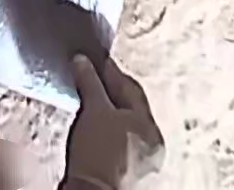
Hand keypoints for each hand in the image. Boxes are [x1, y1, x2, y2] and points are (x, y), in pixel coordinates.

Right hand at [63, 54, 163, 189]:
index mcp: (150, 129)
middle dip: (109, 90)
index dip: (111, 71)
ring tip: (87, 96)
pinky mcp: (125, 173)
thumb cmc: (99, 149)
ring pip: (122, 124)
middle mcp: (152, 146)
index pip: (131, 89)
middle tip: (89, 75)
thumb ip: (90, 80)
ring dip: (106, 108)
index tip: (93, 59)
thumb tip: (82, 60)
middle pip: (129, 107)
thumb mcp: (93, 107)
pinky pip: (117, 139)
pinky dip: (105, 126)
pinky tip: (91, 121)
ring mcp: (140, 163)